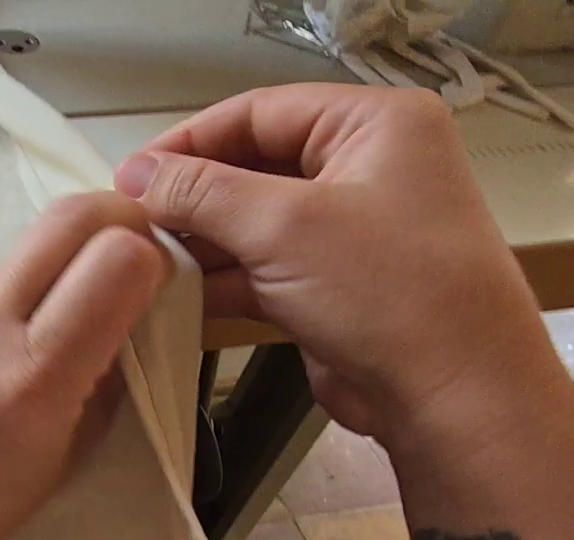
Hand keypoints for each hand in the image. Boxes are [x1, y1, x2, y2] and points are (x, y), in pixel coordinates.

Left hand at [0, 193, 170, 539]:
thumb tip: (138, 302)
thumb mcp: (79, 443)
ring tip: (71, 305)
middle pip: (70, 216)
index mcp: (35, 375)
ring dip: (69, 256)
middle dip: (120, 219)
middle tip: (132, 255)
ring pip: (30, 240)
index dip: (152, 258)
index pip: (116, 259)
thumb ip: (115, 364)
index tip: (155, 283)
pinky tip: (22, 326)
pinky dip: (28, 284)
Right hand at [112, 84, 562, 444]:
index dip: (188, 143)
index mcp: (370, 126)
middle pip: (250, 170)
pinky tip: (171, 296)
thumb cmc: (385, 289)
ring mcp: (341, 233)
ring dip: (196, 246)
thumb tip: (133, 176)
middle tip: (127, 227)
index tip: (128, 178)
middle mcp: (358, 170)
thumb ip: (202, 194)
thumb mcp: (284, 226)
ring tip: (139, 266)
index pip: (258, 114)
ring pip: (248, 226)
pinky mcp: (324, 286)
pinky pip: (256, 271)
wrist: (446, 390)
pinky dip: (216, 283)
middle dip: (188, 201)